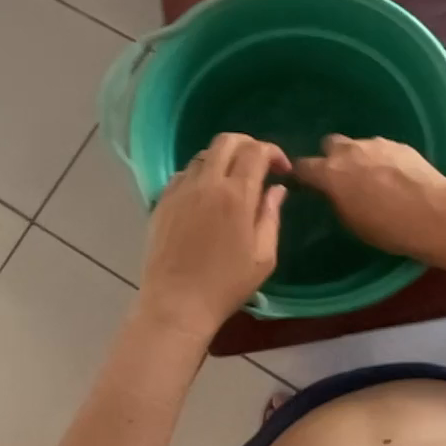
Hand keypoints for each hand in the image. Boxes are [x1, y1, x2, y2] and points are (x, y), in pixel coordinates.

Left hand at [137, 133, 288, 337]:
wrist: (176, 304)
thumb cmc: (226, 285)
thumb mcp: (263, 256)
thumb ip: (271, 215)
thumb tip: (277, 189)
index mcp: (236, 195)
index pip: (256, 151)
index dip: (273, 152)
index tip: (282, 170)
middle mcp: (207, 183)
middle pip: (227, 140)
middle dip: (248, 144)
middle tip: (259, 164)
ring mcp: (180, 189)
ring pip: (204, 154)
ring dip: (223, 159)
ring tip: (233, 181)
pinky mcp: (162, 200)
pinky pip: (183, 173)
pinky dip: (200, 174)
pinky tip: (206, 196)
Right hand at [294, 134, 445, 258]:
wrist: (433, 213)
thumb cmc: (387, 227)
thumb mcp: (352, 221)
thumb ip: (337, 200)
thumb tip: (335, 192)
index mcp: (330, 172)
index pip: (303, 166)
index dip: (302, 174)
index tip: (305, 183)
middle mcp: (349, 151)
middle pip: (330, 144)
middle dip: (331, 157)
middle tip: (342, 177)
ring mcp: (376, 144)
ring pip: (358, 146)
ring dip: (360, 158)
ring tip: (374, 179)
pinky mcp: (400, 144)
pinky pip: (382, 149)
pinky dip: (383, 160)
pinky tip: (396, 177)